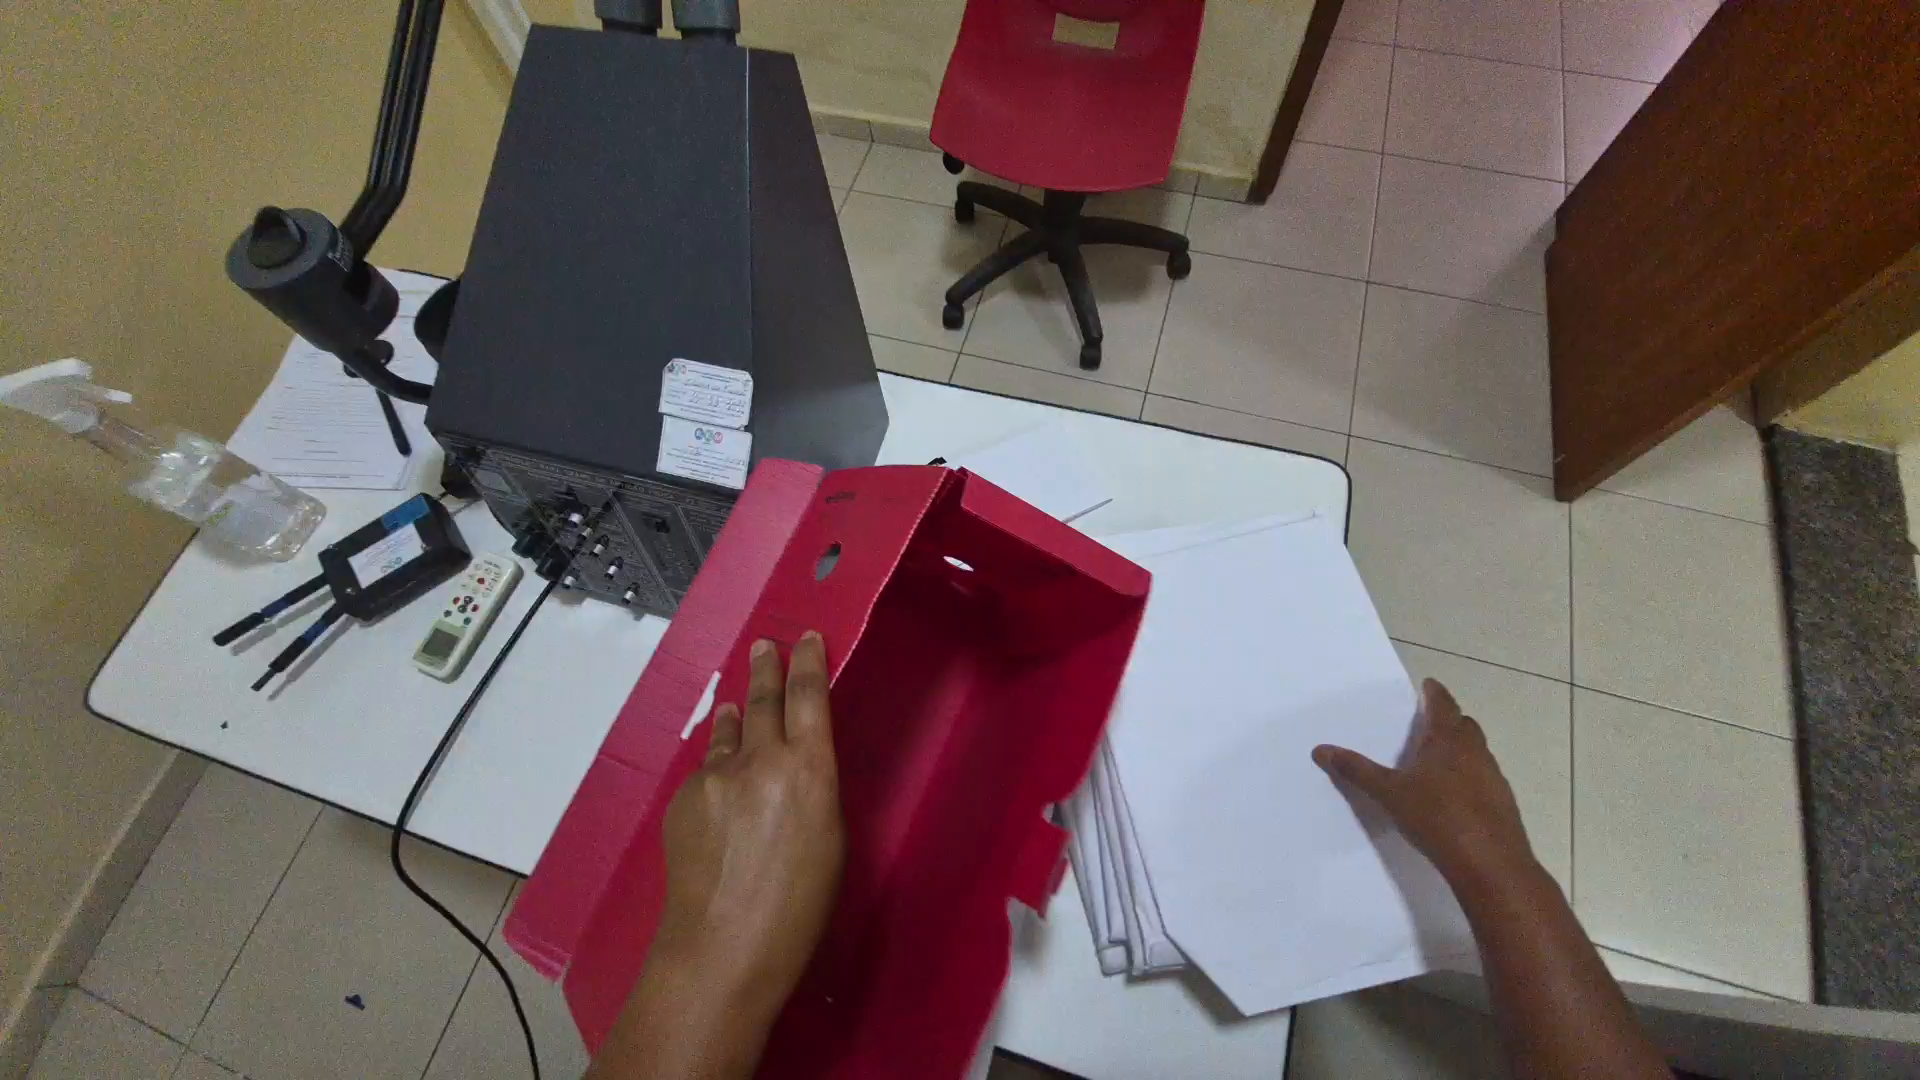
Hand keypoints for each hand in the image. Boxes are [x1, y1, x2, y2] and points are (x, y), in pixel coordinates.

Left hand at [653, 631, 845, 1020]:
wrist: (722, 949)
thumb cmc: (800, 904)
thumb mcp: (830, 837)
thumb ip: (813, 786)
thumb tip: (796, 762)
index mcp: (808, 769)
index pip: (810, 696)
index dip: (810, 662)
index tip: (809, 638)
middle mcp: (761, 759)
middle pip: (765, 698)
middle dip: (767, 667)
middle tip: (765, 645)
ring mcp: (716, 776)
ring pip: (729, 730)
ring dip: (738, 714)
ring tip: (737, 703)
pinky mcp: (684, 796)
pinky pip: (707, 770)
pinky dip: (718, 767)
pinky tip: (720, 790)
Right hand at [1312, 679, 1535, 889]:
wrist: (1492, 866)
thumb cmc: (1437, 818)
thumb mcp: (1387, 793)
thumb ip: (1356, 770)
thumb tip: (1321, 750)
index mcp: (1447, 742)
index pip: (1443, 706)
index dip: (1435, 694)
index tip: (1428, 685)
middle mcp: (1475, 754)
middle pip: (1466, 726)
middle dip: (1449, 719)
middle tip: (1430, 720)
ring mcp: (1494, 779)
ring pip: (1478, 752)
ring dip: (1462, 747)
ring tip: (1438, 756)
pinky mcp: (1503, 804)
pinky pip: (1485, 777)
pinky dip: (1470, 774)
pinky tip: (1454, 793)